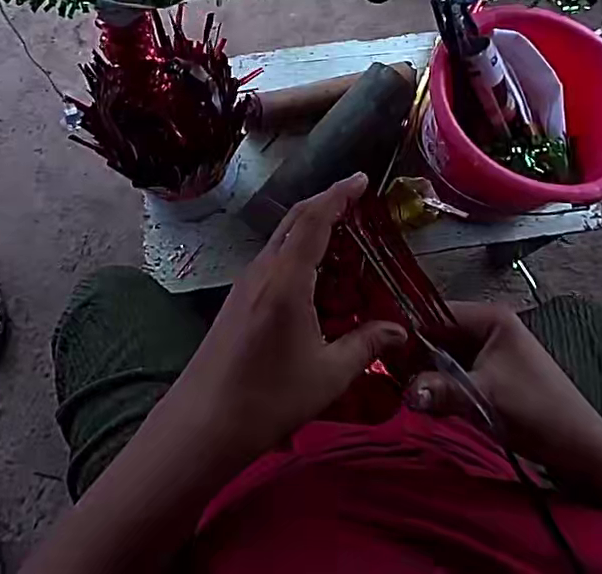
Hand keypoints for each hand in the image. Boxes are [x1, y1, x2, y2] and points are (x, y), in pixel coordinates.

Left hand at [158, 173, 406, 463]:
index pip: (313, 219)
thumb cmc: (268, 398)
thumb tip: (399, 331)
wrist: (202, 422)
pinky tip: (318, 280)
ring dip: (313, 230)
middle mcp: (263, 270)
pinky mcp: (240, 298)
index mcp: (285, 278)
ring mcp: (247, 282)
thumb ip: (366, 345)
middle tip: (359, 203)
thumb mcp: (328, 374)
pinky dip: (301, 255)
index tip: (362, 179)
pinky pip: (275, 260)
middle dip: (327, 204)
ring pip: (284, 239)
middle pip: (295, 220)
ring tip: (347, 242)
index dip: (339, 194)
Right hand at [405, 301, 597, 458]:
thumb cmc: (540, 413)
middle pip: (438, 331)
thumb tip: (405, 391)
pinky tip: (425, 396)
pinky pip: (454, 369)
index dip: (409, 328)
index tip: (382, 348)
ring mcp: (490, 349)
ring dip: (426, 369)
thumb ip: (443, 390)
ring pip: (444, 352)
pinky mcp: (490, 372)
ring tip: (402, 385)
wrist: (583, 452)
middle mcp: (489, 326)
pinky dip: (439, 381)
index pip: (436, 312)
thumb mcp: (486, 398)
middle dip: (415, 352)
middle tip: (388, 372)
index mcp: (491, 317)